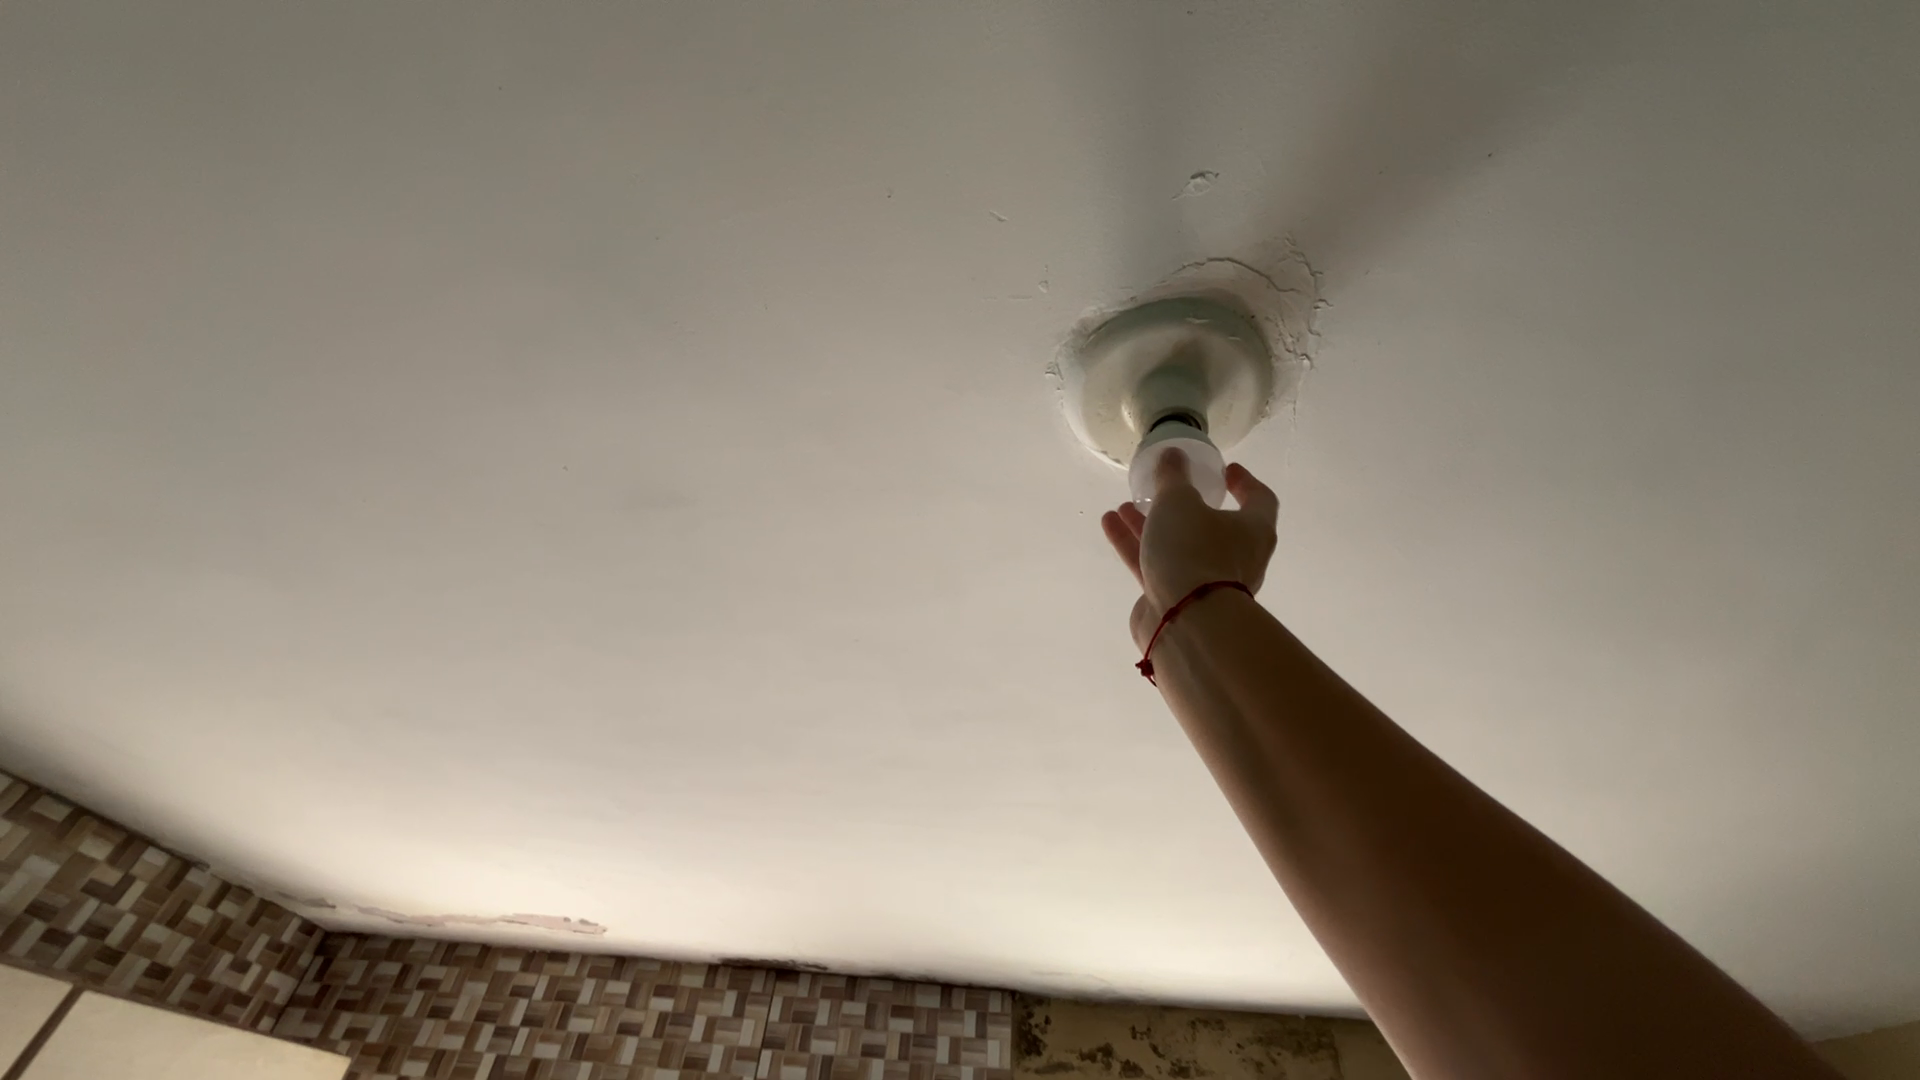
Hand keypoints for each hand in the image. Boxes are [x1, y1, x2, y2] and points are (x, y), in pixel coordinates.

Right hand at [1100, 452, 1278, 648]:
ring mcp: (1207, 583)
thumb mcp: (1178, 502)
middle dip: (1182, 505)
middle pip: (1212, 525)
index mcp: (1252, 530)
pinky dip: (1137, 546)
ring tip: (1123, 507)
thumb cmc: (1193, 552)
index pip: (1259, 499)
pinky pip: (1157, 566)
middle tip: (1164, 488)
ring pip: (1178, 546)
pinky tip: (1112, 527)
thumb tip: (1173, 455)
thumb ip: (1172, 477)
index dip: (1244, 482)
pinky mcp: (1178, 602)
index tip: (1226, 470)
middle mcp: (1236, 557)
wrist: (1185, 622)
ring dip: (1151, 525)